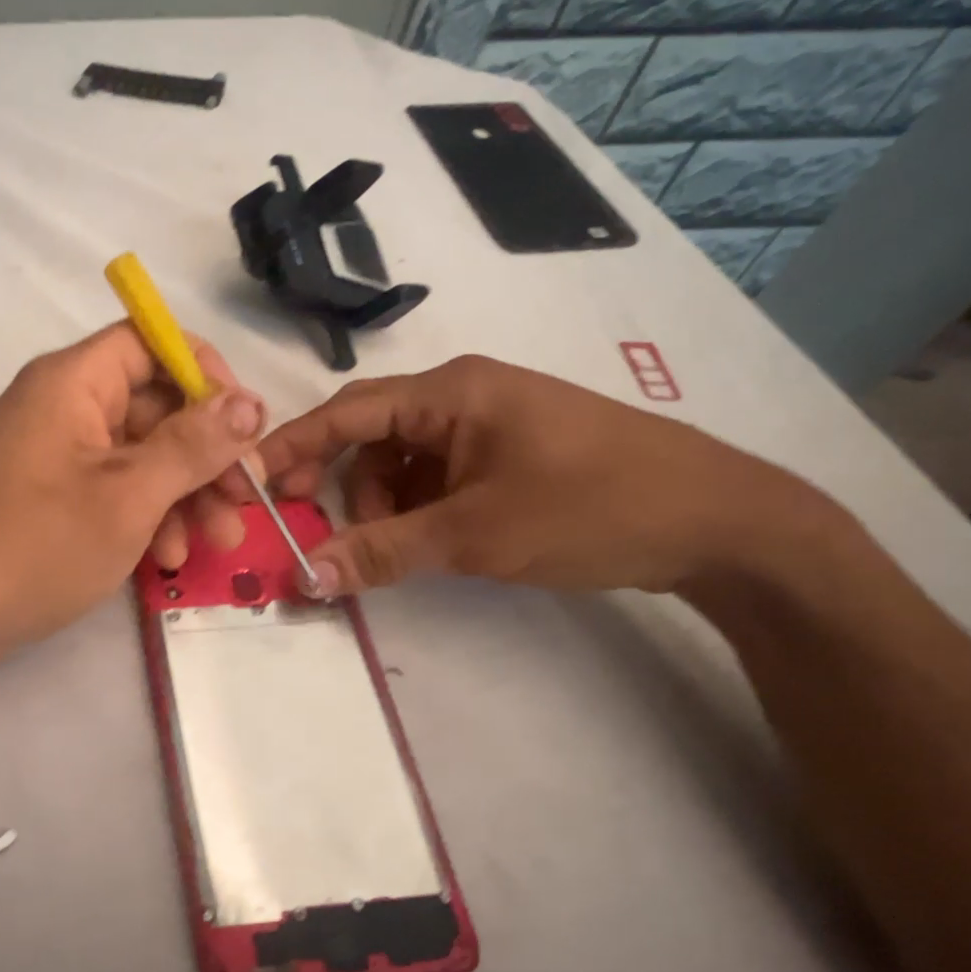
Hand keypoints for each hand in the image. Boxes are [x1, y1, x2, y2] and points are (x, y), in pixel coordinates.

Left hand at [0, 323, 265, 660]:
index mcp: (71, 381)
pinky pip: (104, 487)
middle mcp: (57, 404)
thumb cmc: (37, 546)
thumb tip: (249, 401)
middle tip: (245, 502)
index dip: (206, 375)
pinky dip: (140, 515)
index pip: (150, 342)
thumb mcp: (129, 495)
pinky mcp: (40, 495)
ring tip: (214, 545)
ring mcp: (46, 452)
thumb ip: (193, 444)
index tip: (247, 425)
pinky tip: (165, 560)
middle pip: (150, 404)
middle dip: (203, 454)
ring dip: (180, 495)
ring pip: (133, 454)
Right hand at [243, 355, 841, 596]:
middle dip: (344, 488)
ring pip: (403, 462)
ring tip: (404, 550)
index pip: (345, 411)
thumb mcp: (474, 535)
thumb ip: (381, 553)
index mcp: (451, 392)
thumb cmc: (591, 508)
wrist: (723, 522)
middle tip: (333, 539)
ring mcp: (489, 424)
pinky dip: (420, 508)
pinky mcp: (510, 452)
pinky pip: (438, 475)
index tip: (247, 485)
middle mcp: (463, 396)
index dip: (290, 448)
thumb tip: (303, 579)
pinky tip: (436, 542)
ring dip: (385, 506)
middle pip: (370, 437)